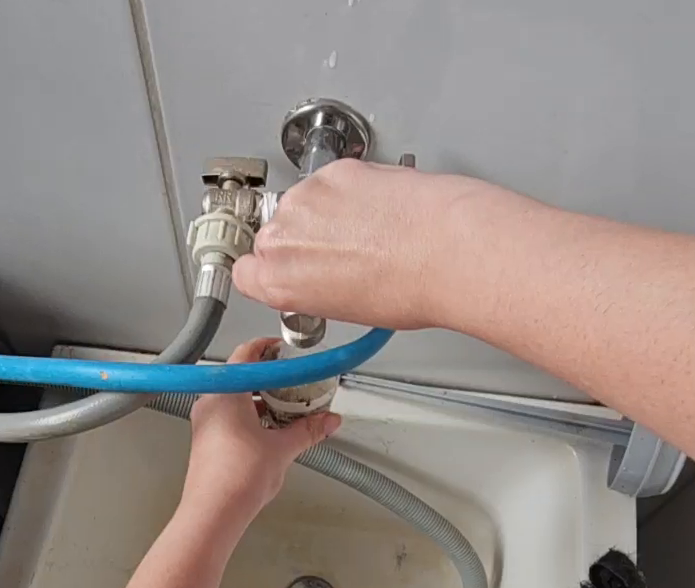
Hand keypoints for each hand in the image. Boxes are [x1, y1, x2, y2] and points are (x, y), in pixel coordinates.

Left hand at [180, 338, 341, 528]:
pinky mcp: (206, 441)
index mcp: (226, 392)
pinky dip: (250, 417)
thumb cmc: (237, 477)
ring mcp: (205, 422)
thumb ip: (308, 430)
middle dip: (271, 379)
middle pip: (242, 377)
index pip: (247, 353)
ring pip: (236, 399)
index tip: (286, 350)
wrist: (214, 512)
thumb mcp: (282, 448)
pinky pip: (230, 418)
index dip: (269, 348)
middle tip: (294, 383)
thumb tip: (327, 421)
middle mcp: (210, 402)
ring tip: (287, 410)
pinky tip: (270, 431)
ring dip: (262, 401)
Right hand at [231, 160, 503, 329]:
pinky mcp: (336, 170)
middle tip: (337, 257)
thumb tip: (320, 280)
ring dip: (324, 216)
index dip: (270, 274)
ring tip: (363, 234)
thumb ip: (314, 290)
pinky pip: (329, 183)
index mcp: (279, 281)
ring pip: (301, 205)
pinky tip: (375, 212)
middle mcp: (284, 236)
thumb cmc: (408, 289)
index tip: (288, 273)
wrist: (447, 249)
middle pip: (272, 236)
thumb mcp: (347, 311)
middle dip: (300, 244)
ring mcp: (308, 197)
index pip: (247, 273)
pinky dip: (348, 194)